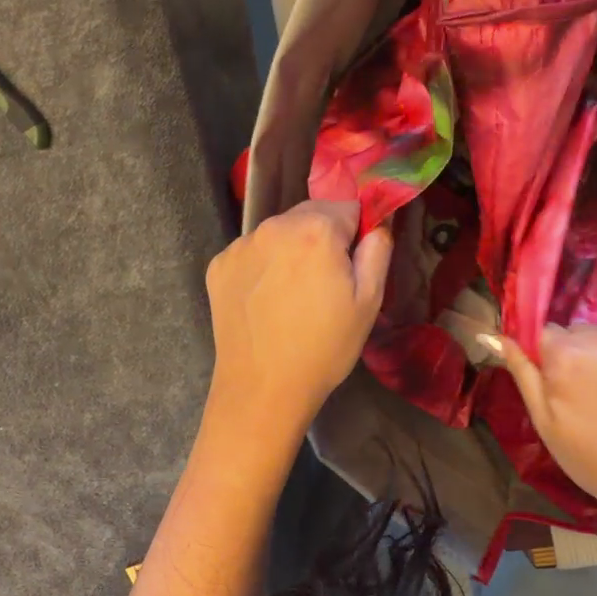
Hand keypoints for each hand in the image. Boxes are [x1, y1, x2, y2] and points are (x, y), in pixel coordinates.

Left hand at [206, 200, 390, 431]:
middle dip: (322, 239)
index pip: (347, 206)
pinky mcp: (219, 266)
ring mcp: (241, 245)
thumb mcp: (368, 302)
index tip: (353, 265)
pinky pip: (252, 253)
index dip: (356, 233)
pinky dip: (263, 267)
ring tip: (294, 296)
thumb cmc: (324, 348)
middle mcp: (274, 226)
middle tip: (325, 284)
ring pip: (279, 233)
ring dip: (291, 251)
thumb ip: (377, 251)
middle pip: (310, 215)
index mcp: (316, 230)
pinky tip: (268, 301)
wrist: (263, 389)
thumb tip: (376, 224)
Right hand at [497, 324, 596, 542]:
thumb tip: (498, 337)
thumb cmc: (593, 459)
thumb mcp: (546, 422)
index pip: (543, 333)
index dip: (546, 358)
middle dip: (576, 355)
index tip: (557, 385)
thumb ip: (523, 372)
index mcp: (568, 354)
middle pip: (578, 332)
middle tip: (587, 396)